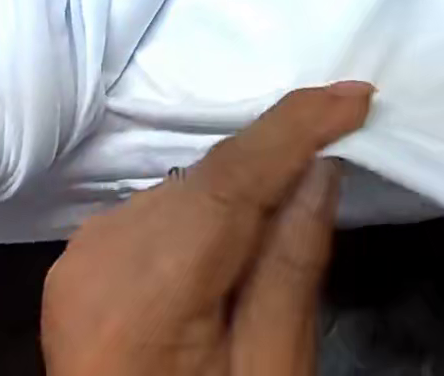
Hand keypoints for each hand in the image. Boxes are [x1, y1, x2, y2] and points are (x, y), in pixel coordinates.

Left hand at [40, 82, 372, 375]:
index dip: (296, 126)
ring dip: (257, 169)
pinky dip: (222, 194)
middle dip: (285, 144)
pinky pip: (175, 197)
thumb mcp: (270, 373)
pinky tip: (254, 208)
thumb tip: (321, 165)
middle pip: (213, 175)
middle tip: (348, 121)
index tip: (356, 95)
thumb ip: (292, 267)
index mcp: (141, 297)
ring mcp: (87, 249)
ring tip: (309, 171)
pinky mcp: (91, 250)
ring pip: (197, 178)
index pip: (230, 179)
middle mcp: (101, 253)